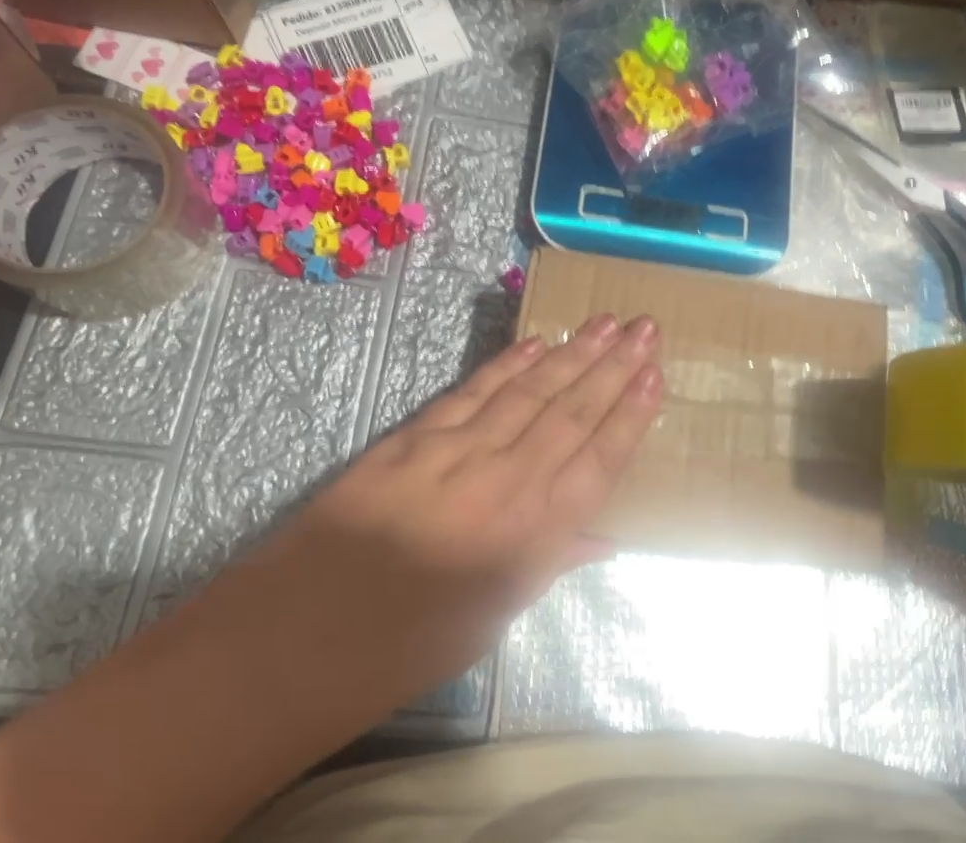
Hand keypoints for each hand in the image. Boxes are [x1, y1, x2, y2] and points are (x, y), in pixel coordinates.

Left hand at [246, 313, 664, 703]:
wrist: (308, 632)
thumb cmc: (412, 644)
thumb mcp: (495, 615)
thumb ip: (549, 563)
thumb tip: (602, 537)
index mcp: (533, 536)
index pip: (598, 462)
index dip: (631, 417)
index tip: (656, 377)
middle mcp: (506, 483)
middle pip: (570, 413)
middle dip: (613, 368)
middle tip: (646, 329)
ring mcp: (457, 454)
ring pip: (528, 393)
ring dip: (571, 354)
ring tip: (606, 322)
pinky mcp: (413, 438)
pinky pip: (471, 393)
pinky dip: (506, 365)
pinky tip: (535, 343)